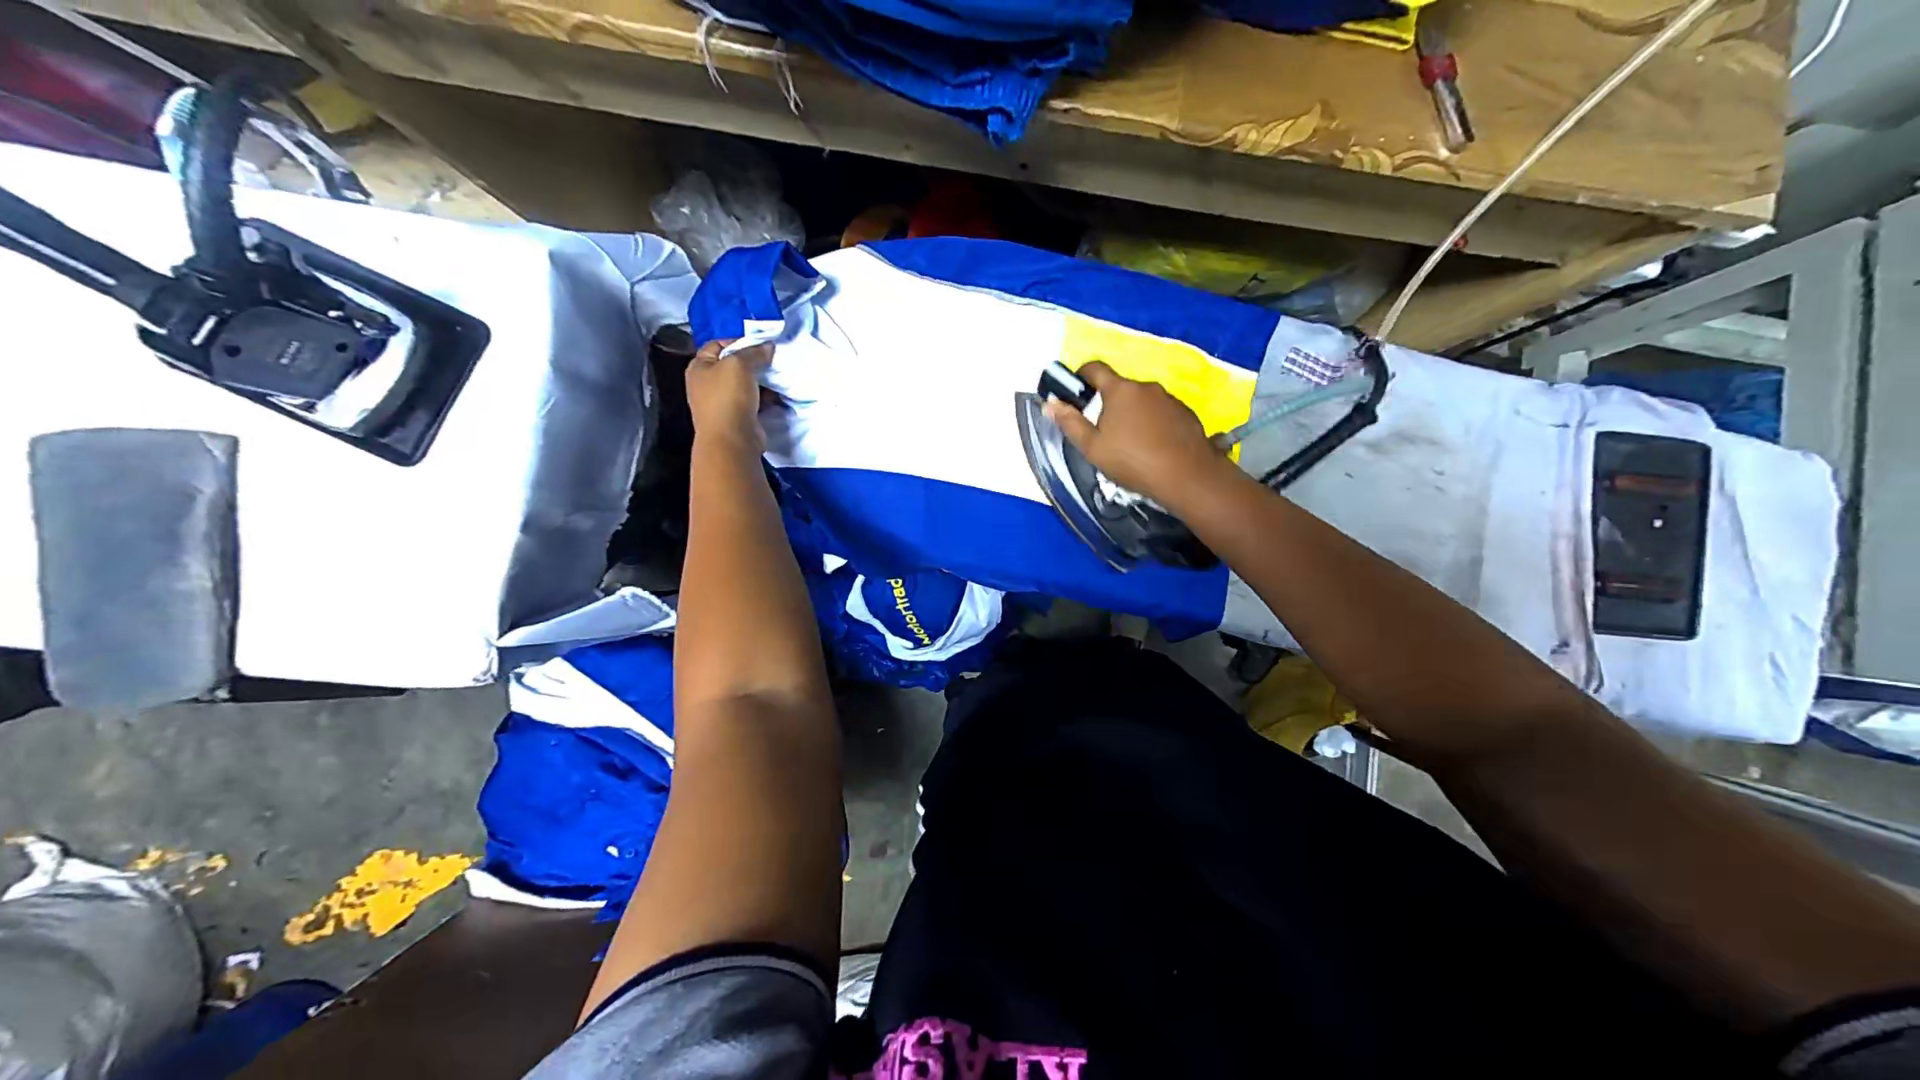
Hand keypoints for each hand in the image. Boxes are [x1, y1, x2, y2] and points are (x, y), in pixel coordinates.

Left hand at [687, 340, 773, 452]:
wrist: (732, 439)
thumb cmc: (728, 397)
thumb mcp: (739, 364)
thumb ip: (754, 351)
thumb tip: (768, 347)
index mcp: (699, 367)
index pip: (717, 345)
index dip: (738, 341)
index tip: (760, 344)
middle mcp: (707, 384)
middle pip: (733, 365)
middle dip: (753, 362)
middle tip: (772, 359)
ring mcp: (721, 403)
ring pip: (745, 384)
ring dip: (761, 380)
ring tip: (778, 376)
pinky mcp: (737, 418)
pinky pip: (753, 401)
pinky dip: (764, 397)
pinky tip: (777, 394)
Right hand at [1043, 361, 1239, 509]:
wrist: (1187, 477)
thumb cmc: (1133, 461)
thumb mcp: (1093, 448)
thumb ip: (1070, 423)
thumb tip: (1050, 403)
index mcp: (1120, 390)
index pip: (1095, 368)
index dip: (1081, 376)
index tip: (1076, 393)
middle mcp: (1146, 387)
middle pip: (1119, 388)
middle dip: (1108, 404)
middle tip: (1104, 433)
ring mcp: (1169, 398)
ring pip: (1142, 401)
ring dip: (1133, 415)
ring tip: (1131, 445)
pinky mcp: (1186, 413)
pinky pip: (1162, 412)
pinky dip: (1154, 423)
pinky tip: (1154, 447)